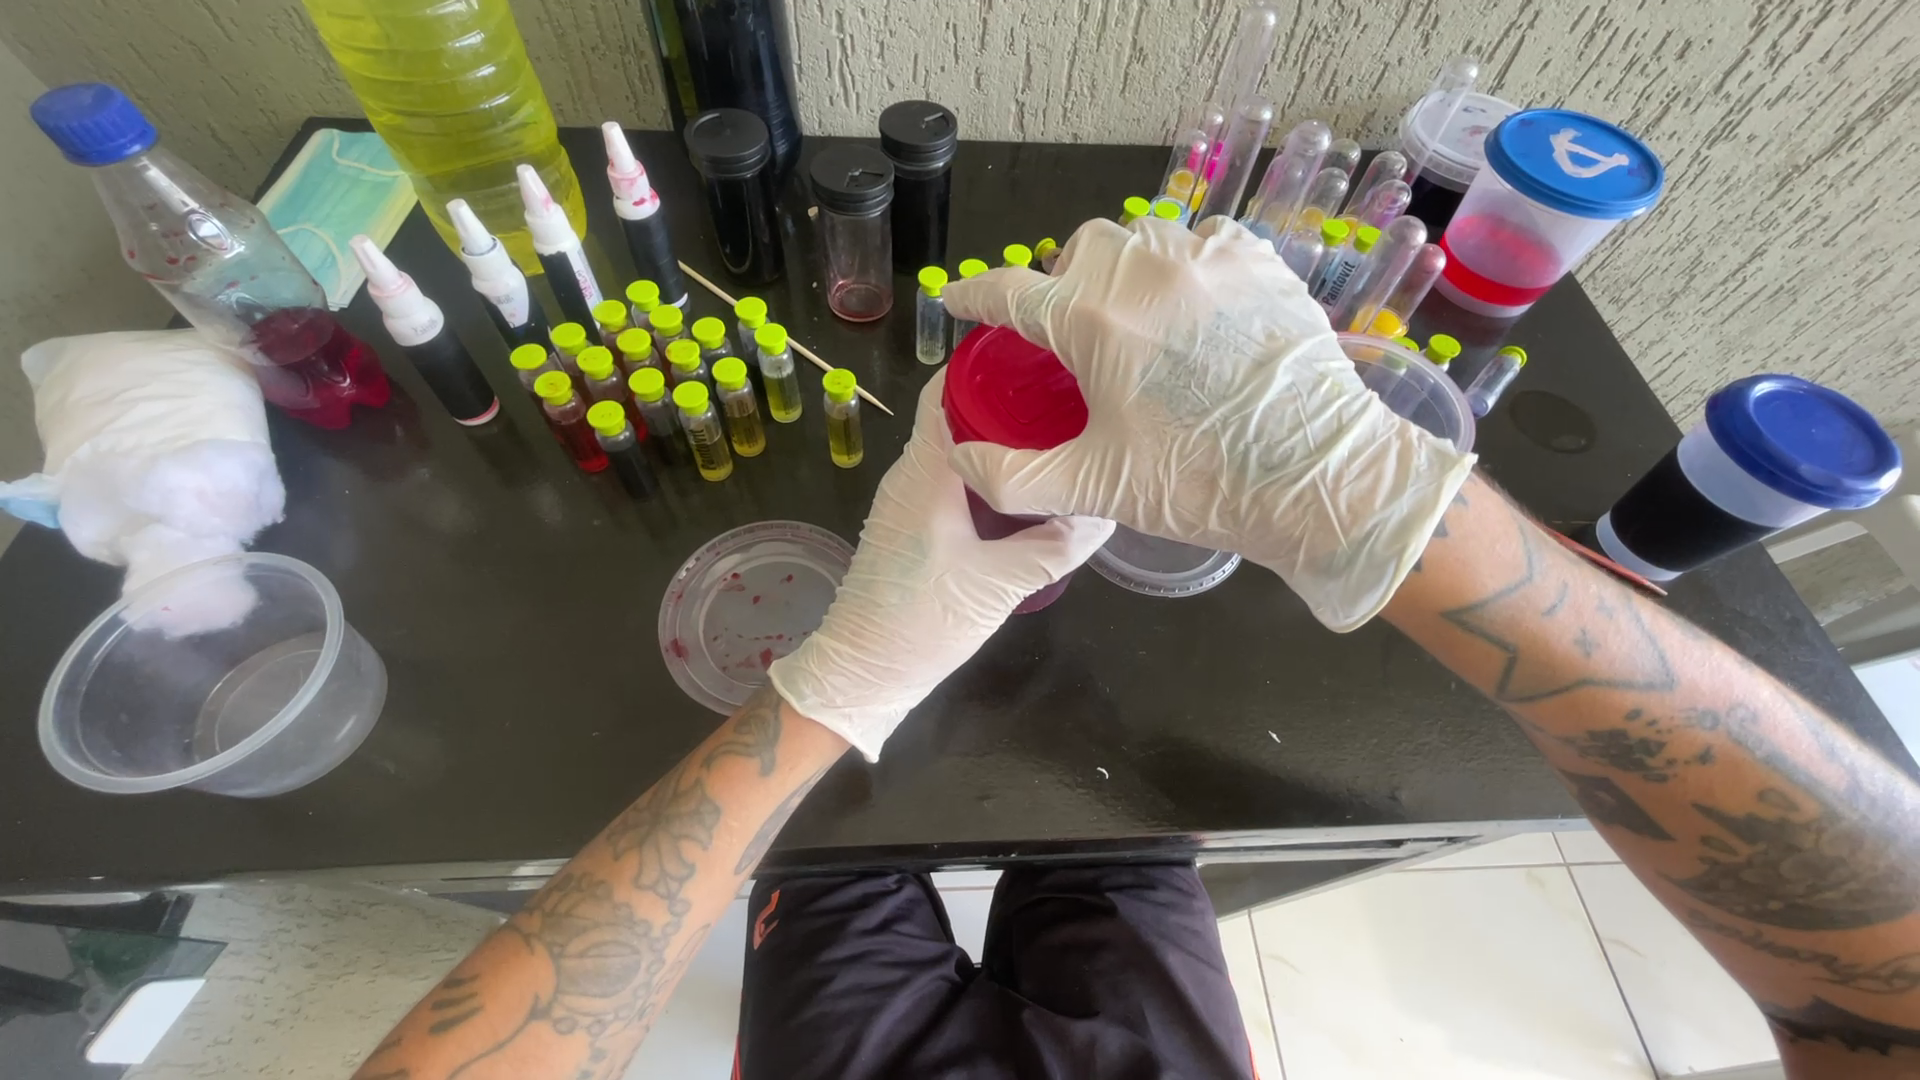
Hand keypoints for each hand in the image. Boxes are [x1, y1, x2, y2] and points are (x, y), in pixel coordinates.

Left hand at [768, 370, 1112, 759]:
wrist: (864, 672)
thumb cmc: (923, 621)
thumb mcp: (1000, 584)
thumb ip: (1056, 544)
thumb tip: (1105, 512)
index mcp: (925, 472)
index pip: (948, 391)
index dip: (990, 366)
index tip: (1043, 358)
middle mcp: (910, 474)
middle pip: (958, 416)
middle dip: (1009, 403)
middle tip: (1068, 400)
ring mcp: (908, 500)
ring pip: (957, 451)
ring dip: (1000, 442)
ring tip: (1057, 437)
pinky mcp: (913, 526)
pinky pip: (953, 481)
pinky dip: (988, 475)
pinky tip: (1028, 487)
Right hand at [940, 216, 1474, 631]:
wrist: (1319, 478)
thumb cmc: (1198, 482)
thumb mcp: (1091, 487)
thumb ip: (1009, 476)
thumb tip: (957, 453)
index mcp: (1095, 320)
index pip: (1011, 291)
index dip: (974, 294)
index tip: (958, 300)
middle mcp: (1147, 271)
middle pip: (1079, 251)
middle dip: (1059, 282)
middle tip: (1066, 332)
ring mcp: (1210, 259)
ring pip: (1140, 239)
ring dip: (1119, 272)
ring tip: (1129, 319)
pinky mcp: (1261, 264)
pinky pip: (1202, 242)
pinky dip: (1180, 266)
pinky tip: (1189, 307)